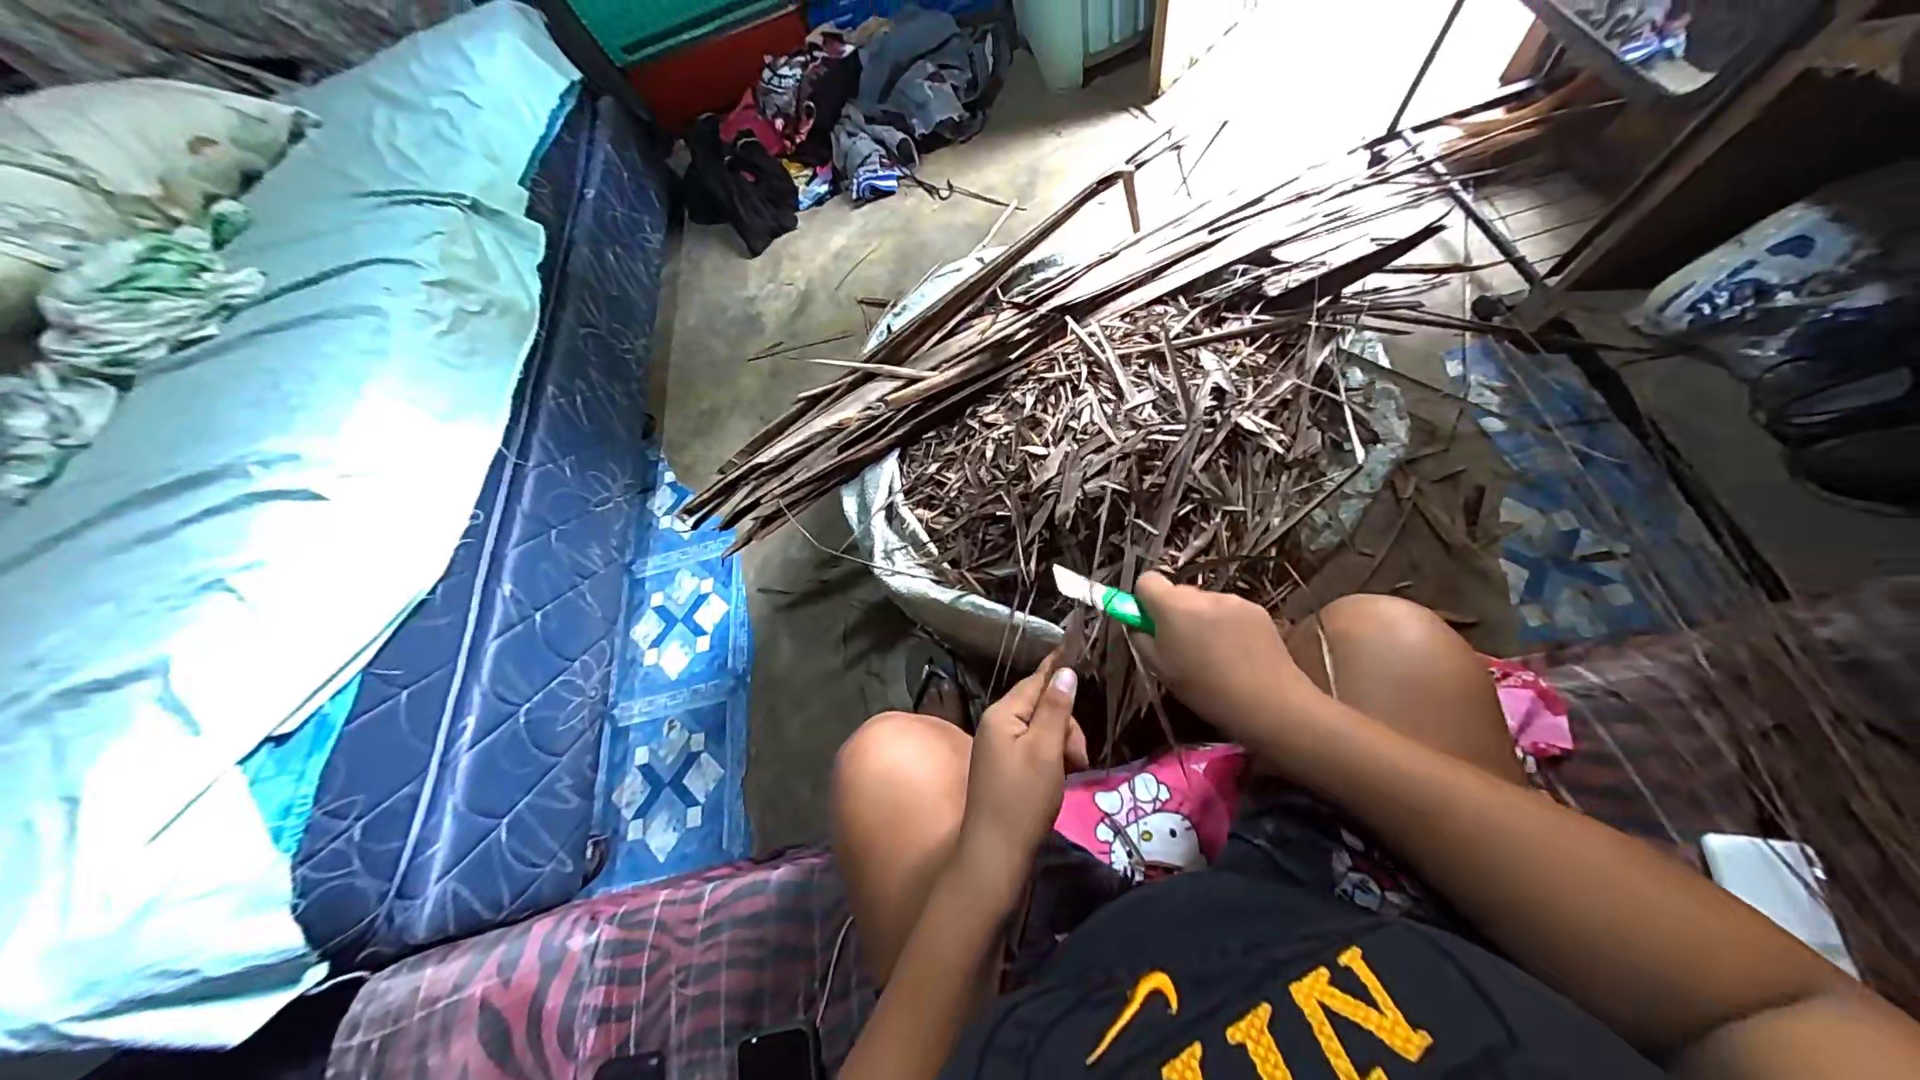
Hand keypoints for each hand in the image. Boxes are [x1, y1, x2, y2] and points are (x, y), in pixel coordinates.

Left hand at [953, 655, 1086, 903]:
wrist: (996, 853)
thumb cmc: (1022, 799)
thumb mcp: (1045, 750)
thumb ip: (1055, 708)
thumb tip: (1065, 671)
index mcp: (1002, 713)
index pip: (1037, 680)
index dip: (1059, 671)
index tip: (1077, 650)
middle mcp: (997, 723)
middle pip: (1042, 706)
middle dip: (1066, 727)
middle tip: (1076, 758)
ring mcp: (1000, 746)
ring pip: (1043, 729)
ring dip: (1062, 745)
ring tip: (1070, 772)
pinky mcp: (1006, 766)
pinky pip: (1035, 748)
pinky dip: (1052, 759)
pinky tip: (1060, 778)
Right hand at [1132, 571, 1320, 738]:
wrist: (1269, 703)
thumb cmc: (1205, 690)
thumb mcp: (1160, 669)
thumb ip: (1142, 638)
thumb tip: (1137, 622)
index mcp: (1173, 607)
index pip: (1147, 580)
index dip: (1144, 600)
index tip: (1150, 623)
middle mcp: (1202, 595)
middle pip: (1178, 592)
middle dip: (1175, 611)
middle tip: (1182, 644)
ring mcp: (1232, 599)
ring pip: (1205, 602)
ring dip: (1202, 618)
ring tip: (1213, 652)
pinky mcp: (1256, 609)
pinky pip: (1229, 610)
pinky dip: (1226, 624)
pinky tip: (1236, 652)